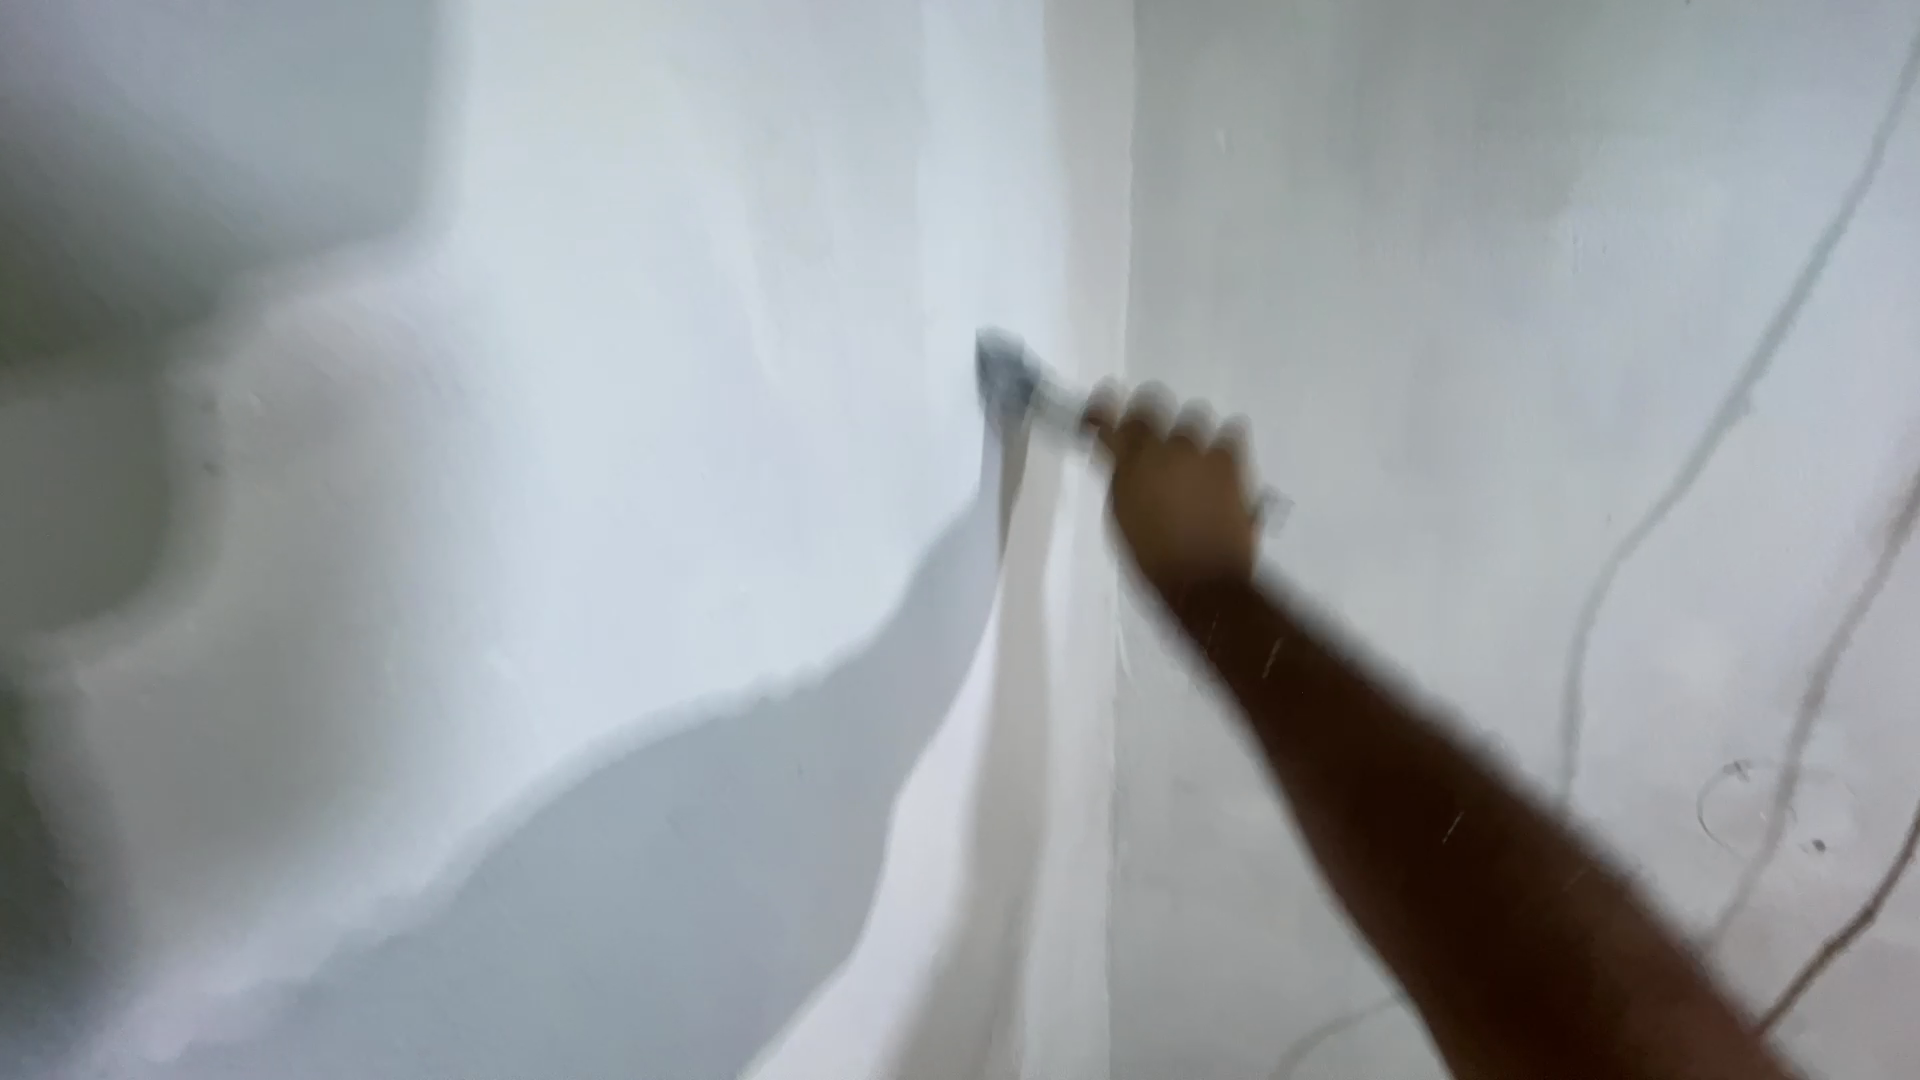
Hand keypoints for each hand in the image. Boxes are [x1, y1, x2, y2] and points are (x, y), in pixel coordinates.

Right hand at [1083, 383, 1260, 596]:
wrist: (1201, 580)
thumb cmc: (1152, 557)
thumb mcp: (1122, 515)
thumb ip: (1124, 478)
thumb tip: (1124, 459)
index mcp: (1129, 464)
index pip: (1110, 419)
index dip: (1104, 411)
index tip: (1103, 414)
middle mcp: (1163, 448)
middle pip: (1153, 406)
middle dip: (1150, 421)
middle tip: (1154, 444)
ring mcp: (1201, 451)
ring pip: (1193, 419)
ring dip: (1190, 437)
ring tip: (1193, 465)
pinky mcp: (1233, 461)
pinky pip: (1230, 434)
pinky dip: (1224, 447)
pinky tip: (1220, 468)